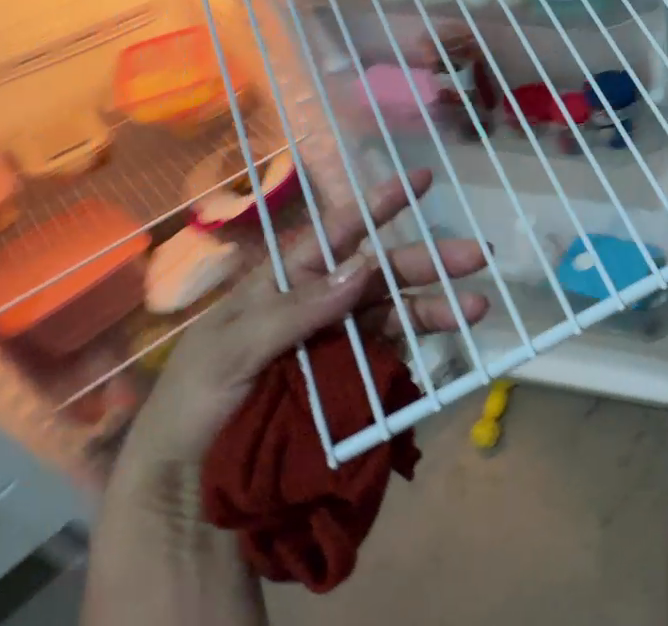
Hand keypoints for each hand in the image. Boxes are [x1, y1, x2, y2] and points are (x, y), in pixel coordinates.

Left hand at [114, 168, 487, 512]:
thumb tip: (366, 265)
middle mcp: (320, 305)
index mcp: (285, 284)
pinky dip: (426, 346)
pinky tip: (454, 341)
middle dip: (429, 261)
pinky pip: (394, 354)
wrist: (188, 486)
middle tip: (479, 255)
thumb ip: (298, 309)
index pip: (338, 234)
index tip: (423, 181)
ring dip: (438, 306)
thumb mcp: (232, 350)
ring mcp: (339, 344)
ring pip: (398, 312)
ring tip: (479, 307)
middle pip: (382, 273)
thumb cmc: (194, 404)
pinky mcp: (353, 381)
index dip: (380, 205)